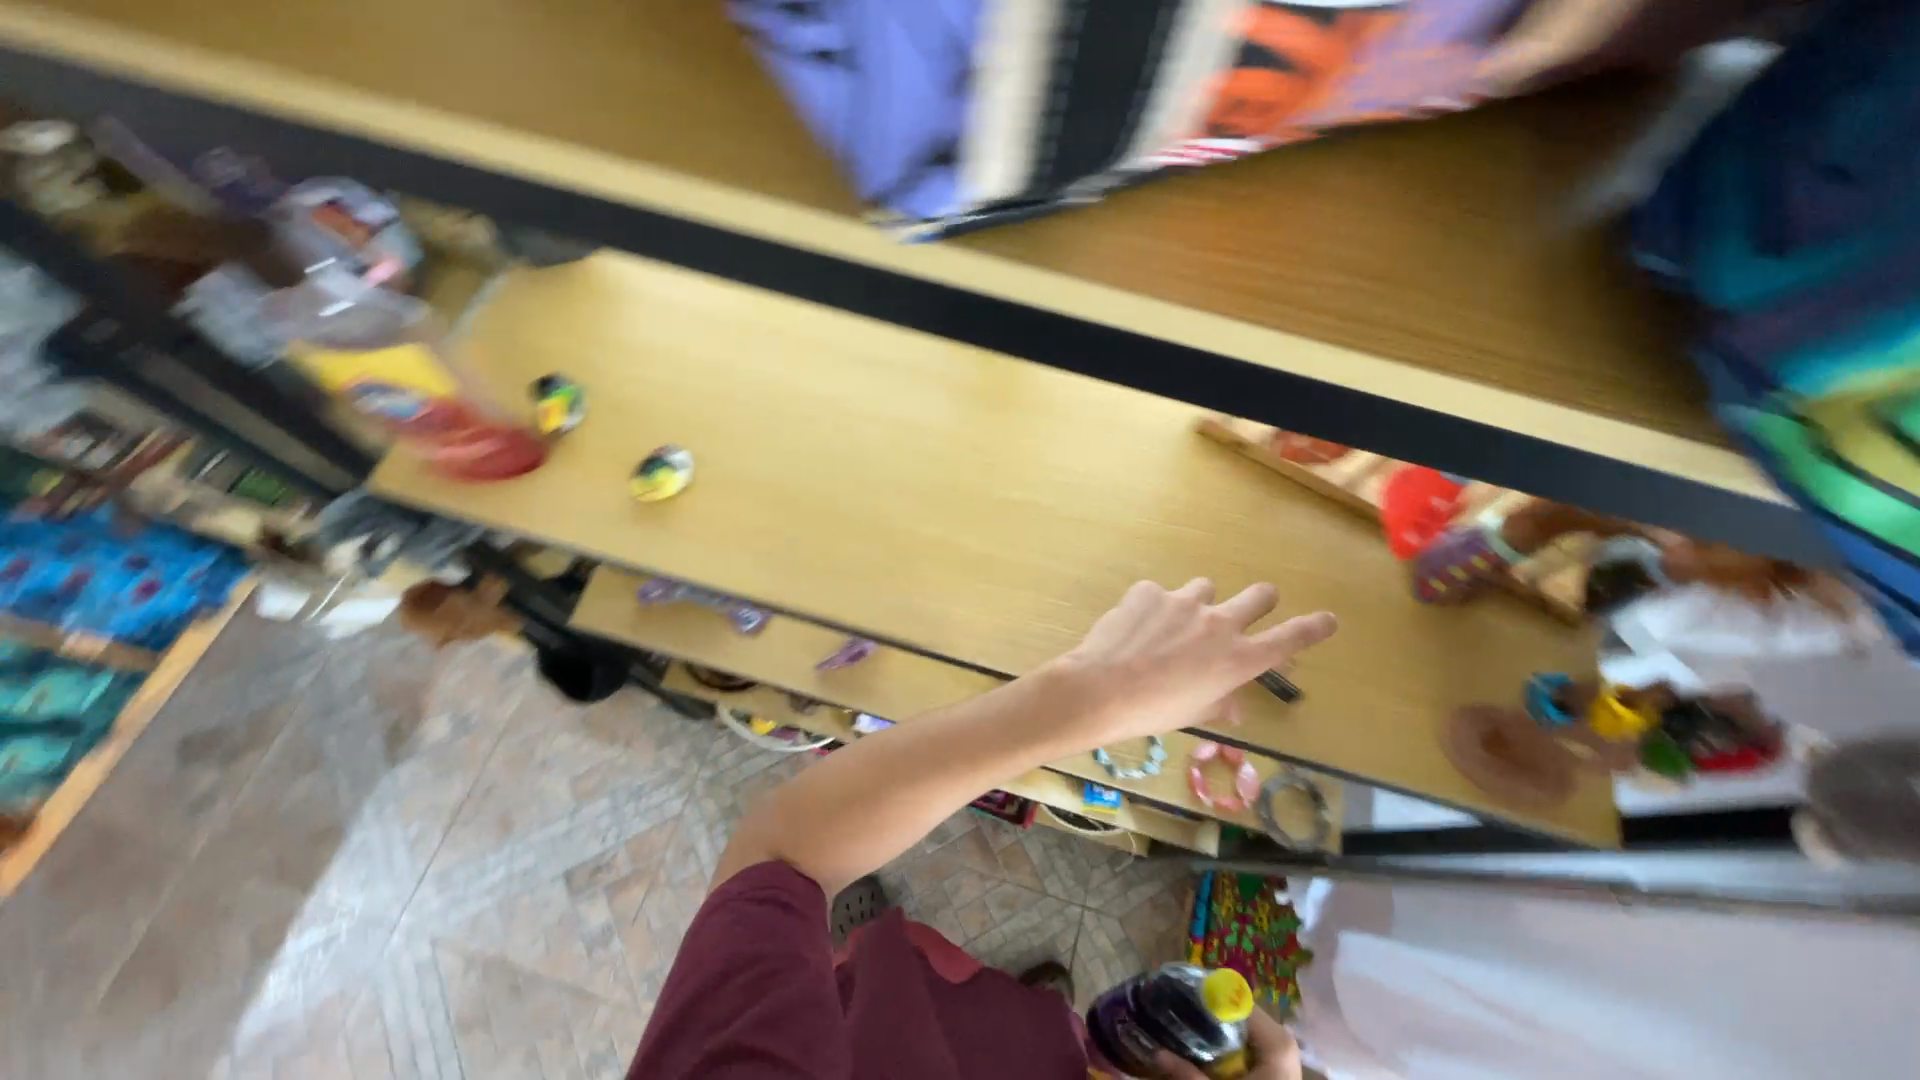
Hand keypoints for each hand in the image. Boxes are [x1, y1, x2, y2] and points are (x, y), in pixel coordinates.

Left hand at [1049, 579, 1336, 744]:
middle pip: (1260, 595)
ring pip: (1206, 588)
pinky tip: (1133, 629)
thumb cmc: (1152, 712)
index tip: (1327, 619)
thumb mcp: (1194, 713)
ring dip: (1197, 604)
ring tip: (1169, 628)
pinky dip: (1152, 607)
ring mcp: (1184, 602)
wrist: (1100, 690)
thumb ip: (1220, 702)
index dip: (1313, 628)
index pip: (1290, 639)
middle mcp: (1219, 625)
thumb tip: (1234, 706)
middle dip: (1261, 600)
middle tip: (1247, 610)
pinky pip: (1159, 594)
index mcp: (1237, 660)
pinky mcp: (1150, 591)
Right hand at [1151, 1007, 1301, 1079]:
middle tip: (1175, 1013)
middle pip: (1236, 1013)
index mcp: (1276, 1041)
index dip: (1205, 996)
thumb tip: (1154, 1051)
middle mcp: (1280, 1039)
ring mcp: (1279, 1054)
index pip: (1236, 1000)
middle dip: (1206, 1014)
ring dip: (1213, 1030)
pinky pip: (1246, 1045)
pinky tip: (1204, 1053)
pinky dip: (1225, 1046)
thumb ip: (1188, 1074)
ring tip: (1184, 1029)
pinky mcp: (1274, 1066)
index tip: (1176, 995)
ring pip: (1239, 1029)